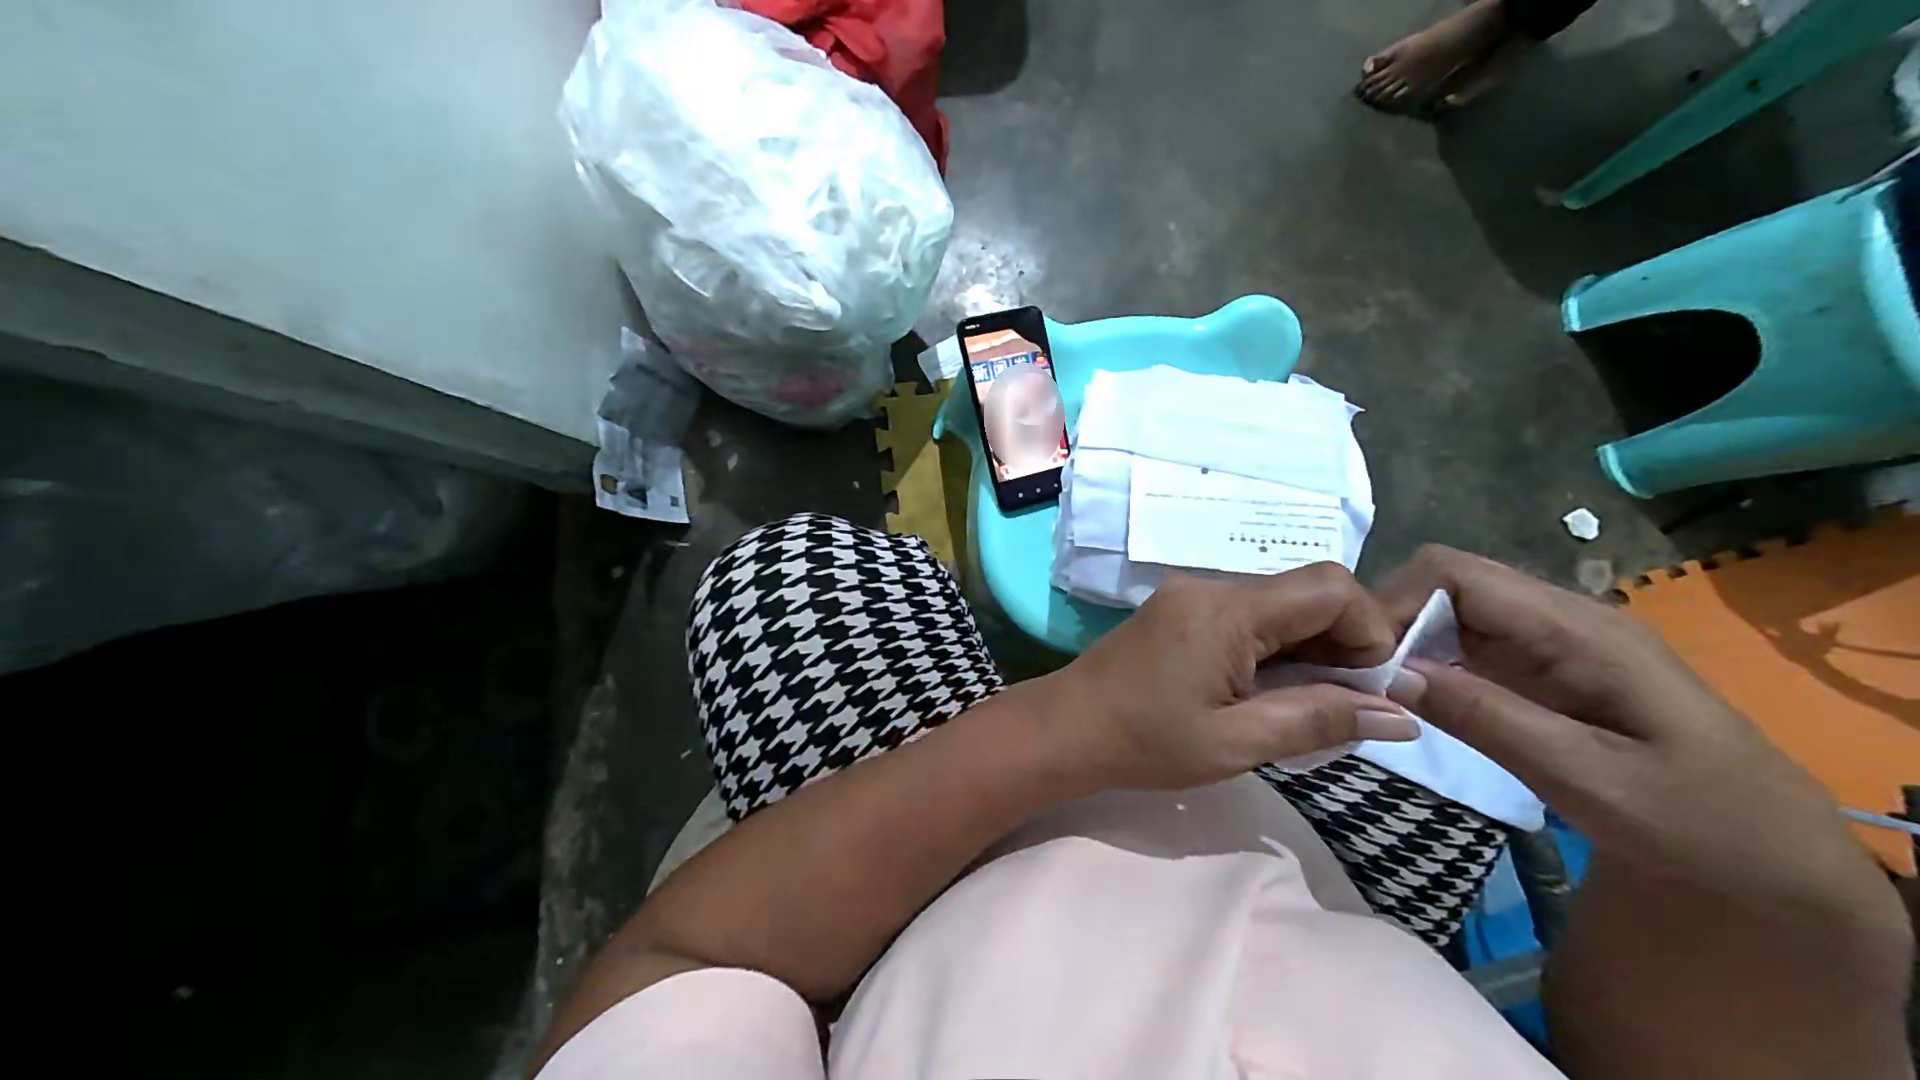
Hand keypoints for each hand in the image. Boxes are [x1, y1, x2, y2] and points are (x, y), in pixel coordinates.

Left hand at [1041, 563, 1420, 790]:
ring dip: (1306, 649)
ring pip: (1277, 605)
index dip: (1368, 631)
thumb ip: (1318, 720)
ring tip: (1302, 704)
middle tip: (1340, 705)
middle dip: (1341, 643)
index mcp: (1226, 610)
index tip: (1368, 688)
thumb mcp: (1237, 743)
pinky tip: (1264, 690)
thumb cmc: (1145, 742)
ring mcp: (1189, 595)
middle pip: (1305, 592)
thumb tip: (1400, 714)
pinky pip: (1245, 615)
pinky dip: (1271, 647)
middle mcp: (1209, 587)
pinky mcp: (1177, 610)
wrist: (1065, 729)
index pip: (1331, 587)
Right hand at [1375, 546, 1896, 919]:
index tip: (1361, 659)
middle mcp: (1556, 616)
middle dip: (1389, 617)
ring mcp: (1546, 639)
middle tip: (1359, 675)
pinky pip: (1460, 638)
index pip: (1456, 573)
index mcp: (1576, 628)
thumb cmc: (1692, 820)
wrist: (1767, 858)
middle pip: (1444, 580)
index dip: (1394, 601)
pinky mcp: (1535, 663)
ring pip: (1445, 606)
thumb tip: (1387, 671)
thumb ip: (1485, 717)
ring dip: (1400, 637)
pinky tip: (1407, 693)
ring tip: (1371, 685)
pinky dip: (1420, 656)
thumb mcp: (1586, 777)